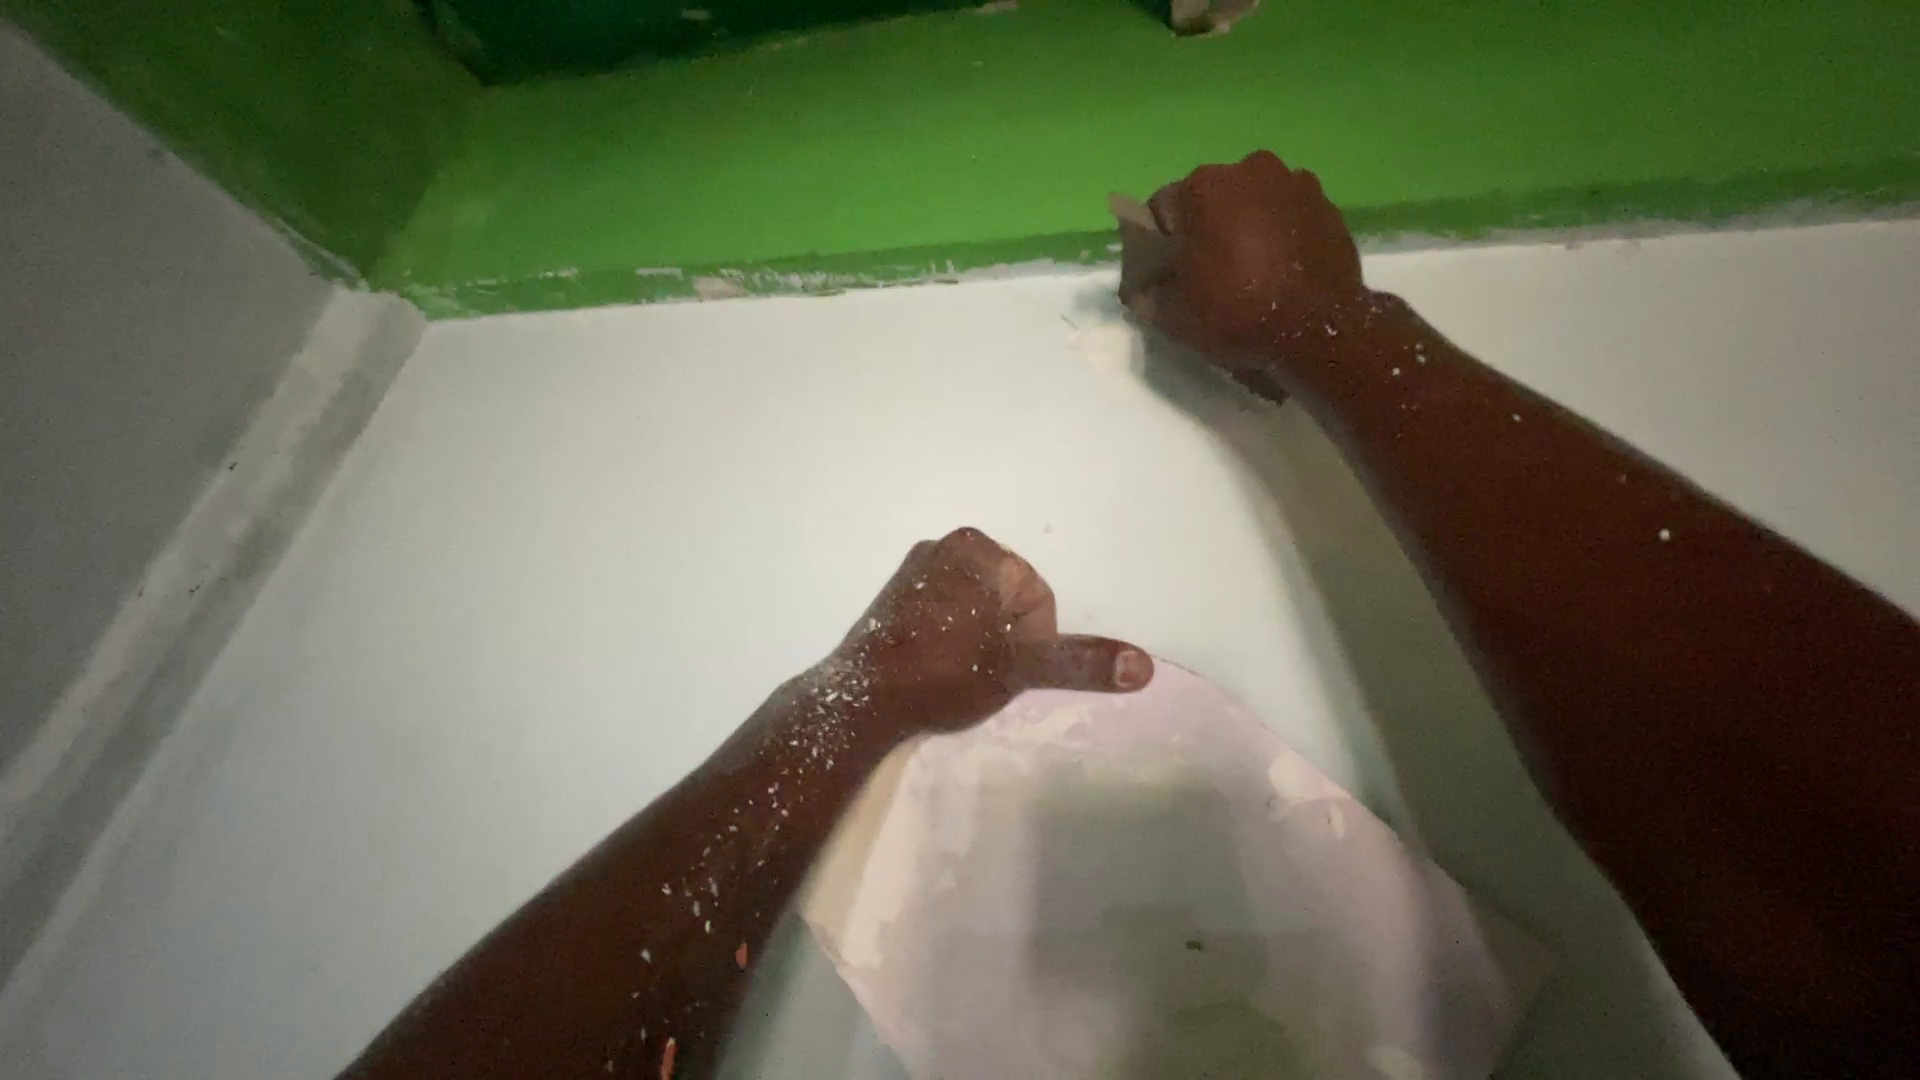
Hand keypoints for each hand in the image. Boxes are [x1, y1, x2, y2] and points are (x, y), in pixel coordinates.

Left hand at [833, 528, 1152, 735]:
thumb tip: (1143, 664)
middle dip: (1004, 635)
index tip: (999, 668)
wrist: (862, 701)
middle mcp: (950, 544)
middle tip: (976, 670)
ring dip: (978, 634)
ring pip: (978, 603)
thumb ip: (1077, 662)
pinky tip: (934, 659)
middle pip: (1008, 597)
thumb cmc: (944, 676)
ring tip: (953, 667)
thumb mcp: (1017, 669)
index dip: (1029, 642)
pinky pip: (946, 605)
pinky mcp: (896, 588)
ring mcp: (918, 564)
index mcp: (982, 551)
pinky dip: (950, 629)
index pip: (1038, 599)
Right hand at [1121, 151, 1366, 368]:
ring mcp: (1293, 182)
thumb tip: (1140, 286)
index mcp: (1202, 187)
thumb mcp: (1171, 314)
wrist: (1316, 329)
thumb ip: (1146, 291)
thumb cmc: (1234, 312)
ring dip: (1241, 228)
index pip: (1160, 209)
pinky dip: (1276, 234)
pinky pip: (1286, 215)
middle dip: (1201, 229)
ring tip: (1244, 272)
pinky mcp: (1326, 204)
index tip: (1161, 272)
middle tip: (1202, 273)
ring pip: (1250, 203)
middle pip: (1209, 200)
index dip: (1155, 244)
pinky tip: (1276, 270)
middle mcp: (1248, 169)